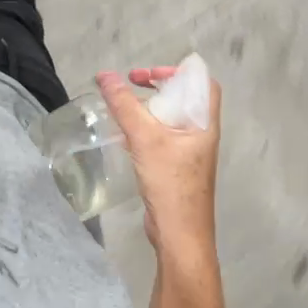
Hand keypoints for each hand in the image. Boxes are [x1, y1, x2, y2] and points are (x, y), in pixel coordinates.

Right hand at [96, 67, 221, 256]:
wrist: (179, 236)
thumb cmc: (170, 183)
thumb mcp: (144, 138)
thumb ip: (123, 104)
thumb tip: (104, 75)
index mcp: (204, 124)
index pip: (203, 83)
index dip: (179, 71)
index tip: (151, 74)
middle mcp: (200, 135)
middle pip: (184, 98)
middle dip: (157, 85)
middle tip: (132, 83)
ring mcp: (189, 153)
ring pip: (171, 117)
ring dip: (149, 107)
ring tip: (124, 107)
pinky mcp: (176, 167)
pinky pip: (162, 136)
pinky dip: (145, 127)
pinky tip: (125, 134)